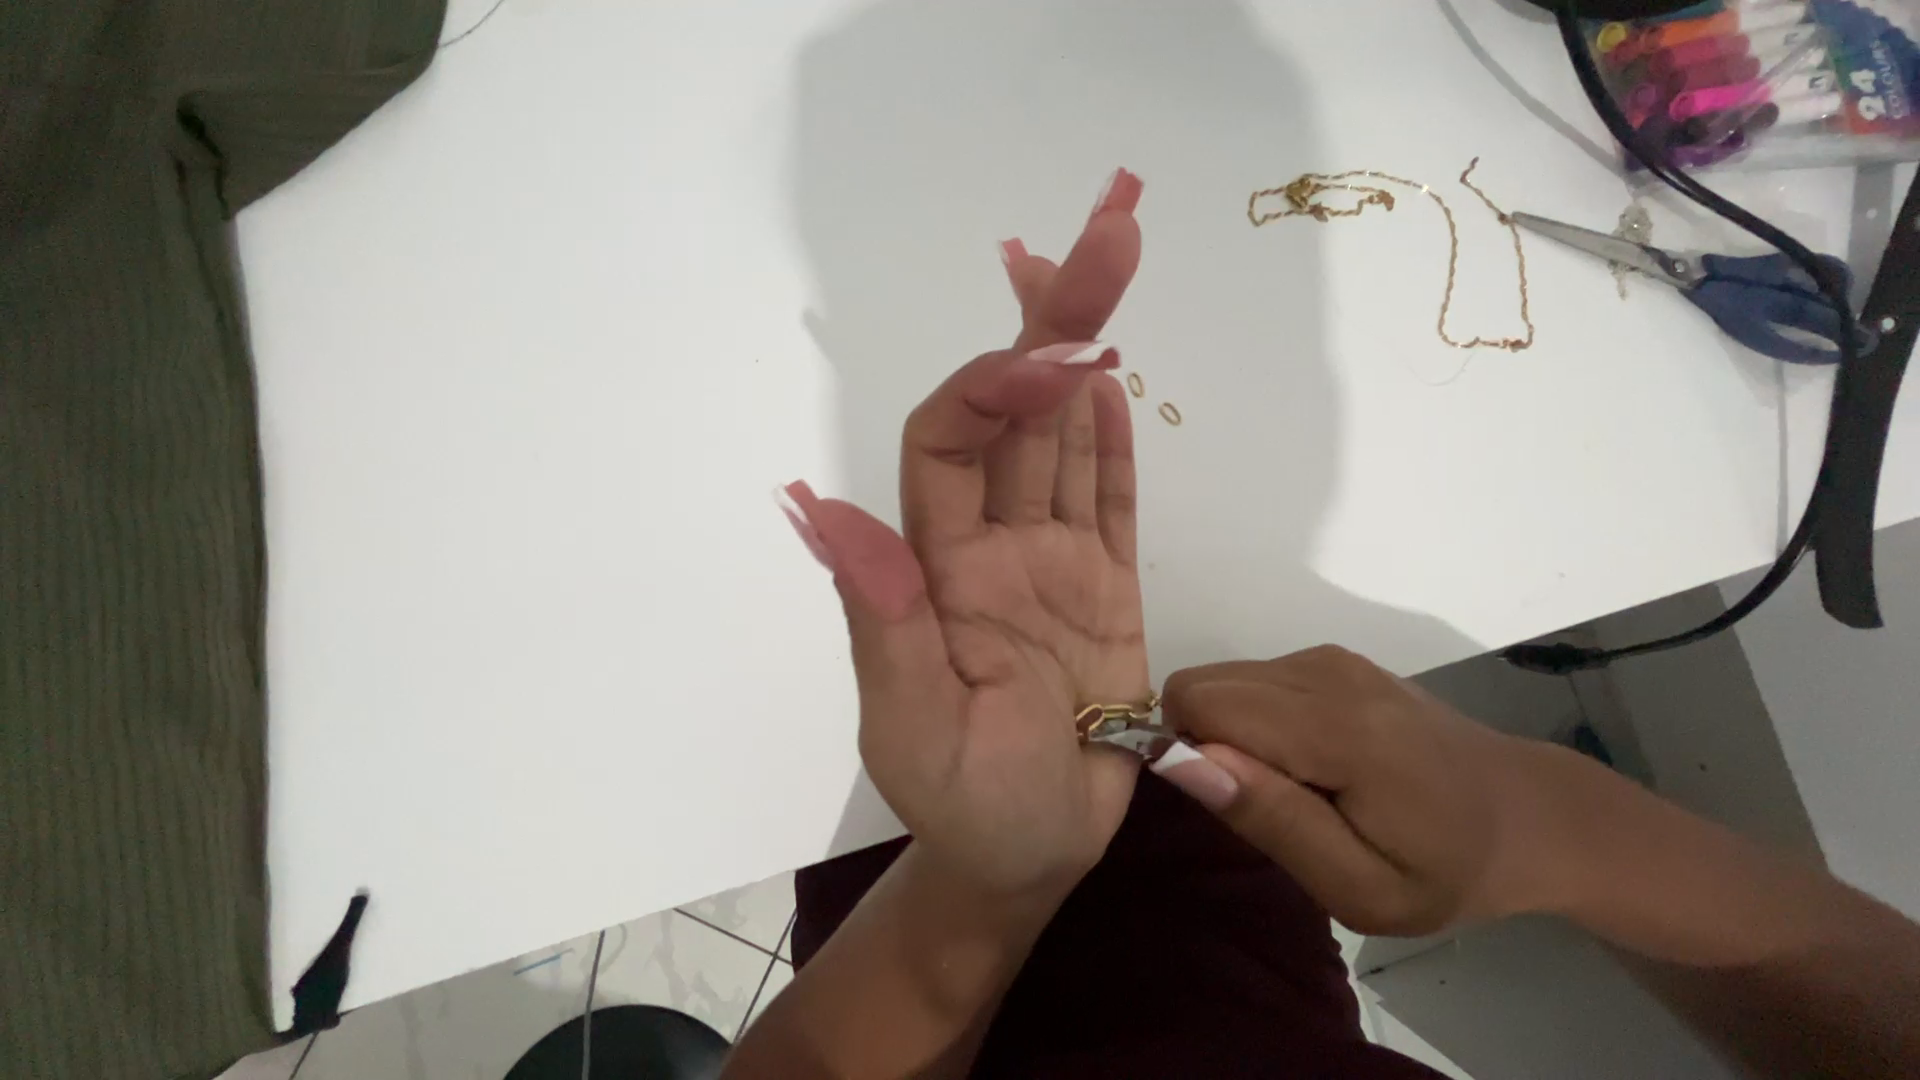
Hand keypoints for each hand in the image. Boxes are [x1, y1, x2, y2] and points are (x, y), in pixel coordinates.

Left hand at [780, 170, 1147, 898]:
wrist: (1031, 853)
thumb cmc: (969, 806)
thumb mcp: (913, 728)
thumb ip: (881, 621)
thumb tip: (823, 510)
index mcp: (939, 570)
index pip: (950, 446)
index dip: (989, 389)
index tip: (1049, 357)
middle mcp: (991, 546)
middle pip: (1014, 418)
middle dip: (1052, 325)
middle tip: (1105, 231)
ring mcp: (1052, 563)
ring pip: (1063, 442)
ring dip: (1083, 358)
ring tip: (1114, 267)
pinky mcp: (1106, 589)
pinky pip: (1108, 503)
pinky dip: (1111, 445)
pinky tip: (1113, 385)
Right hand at [1162, 647, 1563, 936]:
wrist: (1527, 814)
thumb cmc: (1447, 869)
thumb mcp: (1360, 886)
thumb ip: (1270, 817)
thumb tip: (1178, 759)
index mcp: (1337, 726)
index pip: (1198, 703)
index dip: (1187, 754)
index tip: (1230, 807)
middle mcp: (1325, 670)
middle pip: (1200, 685)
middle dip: (1203, 744)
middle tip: (1263, 805)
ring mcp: (1329, 656)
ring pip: (1220, 680)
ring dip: (1228, 733)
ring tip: (1290, 787)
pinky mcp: (1330, 656)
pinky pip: (1249, 678)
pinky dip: (1251, 719)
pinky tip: (1303, 760)